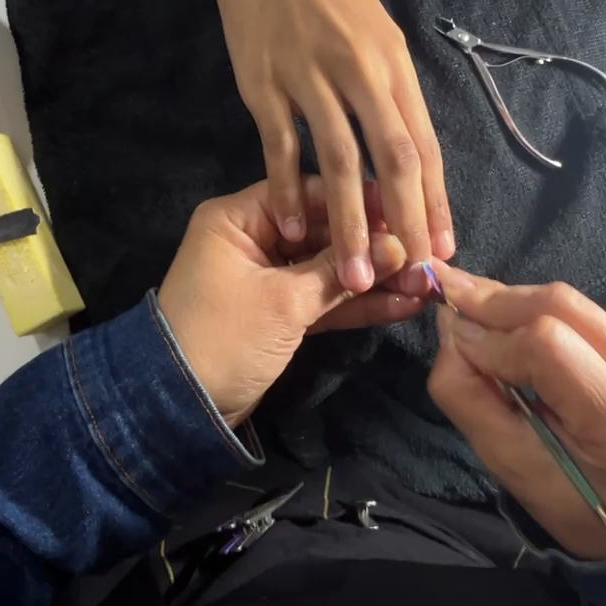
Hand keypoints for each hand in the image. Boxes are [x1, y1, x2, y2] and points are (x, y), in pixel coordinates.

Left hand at [157, 178, 430, 425]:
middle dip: (372, 247)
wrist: (181, 411)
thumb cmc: (224, 338)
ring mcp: (269, 276)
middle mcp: (254, 238)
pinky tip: (402, 305)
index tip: (406, 213)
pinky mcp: (280, 311)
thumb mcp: (283, 301)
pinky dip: (356, 303)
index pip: (307, 195)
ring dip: (372, 278)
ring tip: (425, 283)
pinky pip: (323, 298)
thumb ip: (340, 271)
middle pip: (323, 231)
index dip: (357, 203)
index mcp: (239, 218)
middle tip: (424, 255)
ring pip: (329, 268)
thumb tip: (397, 247)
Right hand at [197, 0, 452, 295]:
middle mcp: (360, 73)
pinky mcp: (264, 86)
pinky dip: (288, 191)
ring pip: (338, 163)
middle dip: (405, 222)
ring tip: (355, 273)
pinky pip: (280, 148)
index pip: (424, 143)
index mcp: (393, 62)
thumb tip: (407, 151)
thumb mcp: (377, 29)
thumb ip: (392, 89)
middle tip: (410, 276)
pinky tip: (295, 228)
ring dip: (349, 223)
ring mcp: (309, 80)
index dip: (434, 200)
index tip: (441, 248)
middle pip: (392, 158)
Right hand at [425, 263, 605, 558]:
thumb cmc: (576, 504)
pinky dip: (541, 314)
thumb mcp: (511, 468)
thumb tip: (450, 323)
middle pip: (562, 306)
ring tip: (476, 308)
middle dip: (497, 300)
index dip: (493, 337)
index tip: (455, 337)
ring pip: (572, 303)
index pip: (549, 347)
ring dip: (516, 302)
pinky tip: (518, 328)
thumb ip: (469, 395)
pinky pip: (586, 314)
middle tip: (451, 294)